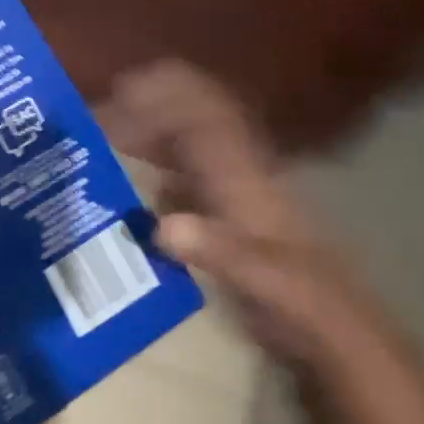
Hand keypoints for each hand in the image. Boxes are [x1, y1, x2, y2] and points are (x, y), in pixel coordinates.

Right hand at [104, 61, 402, 372]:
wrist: (334, 340)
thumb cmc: (304, 307)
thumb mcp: (267, 282)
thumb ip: (219, 251)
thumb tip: (162, 227)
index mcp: (247, 182)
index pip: (209, 121)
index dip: (172, 95)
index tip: (126, 83)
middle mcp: (237, 180)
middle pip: (191, 127)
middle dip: (145, 111)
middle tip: (89, 115)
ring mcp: (230, 201)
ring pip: (183, 152)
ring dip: (143, 138)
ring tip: (93, 141)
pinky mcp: (221, 225)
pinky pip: (178, 183)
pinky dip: (147, 174)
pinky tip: (116, 190)